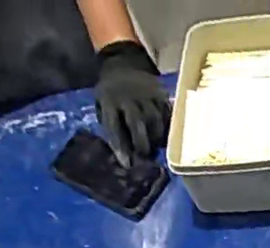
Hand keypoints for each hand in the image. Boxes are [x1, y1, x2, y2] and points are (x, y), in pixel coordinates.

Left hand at [94, 41, 169, 162]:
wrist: (123, 61)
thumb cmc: (111, 93)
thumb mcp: (103, 108)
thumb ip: (111, 129)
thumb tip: (124, 158)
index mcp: (109, 101)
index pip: (115, 128)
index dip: (122, 148)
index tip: (128, 164)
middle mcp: (128, 96)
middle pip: (137, 124)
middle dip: (142, 144)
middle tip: (145, 157)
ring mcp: (146, 93)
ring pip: (154, 119)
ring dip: (156, 138)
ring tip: (155, 147)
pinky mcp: (159, 92)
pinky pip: (166, 113)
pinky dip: (166, 127)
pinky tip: (164, 136)